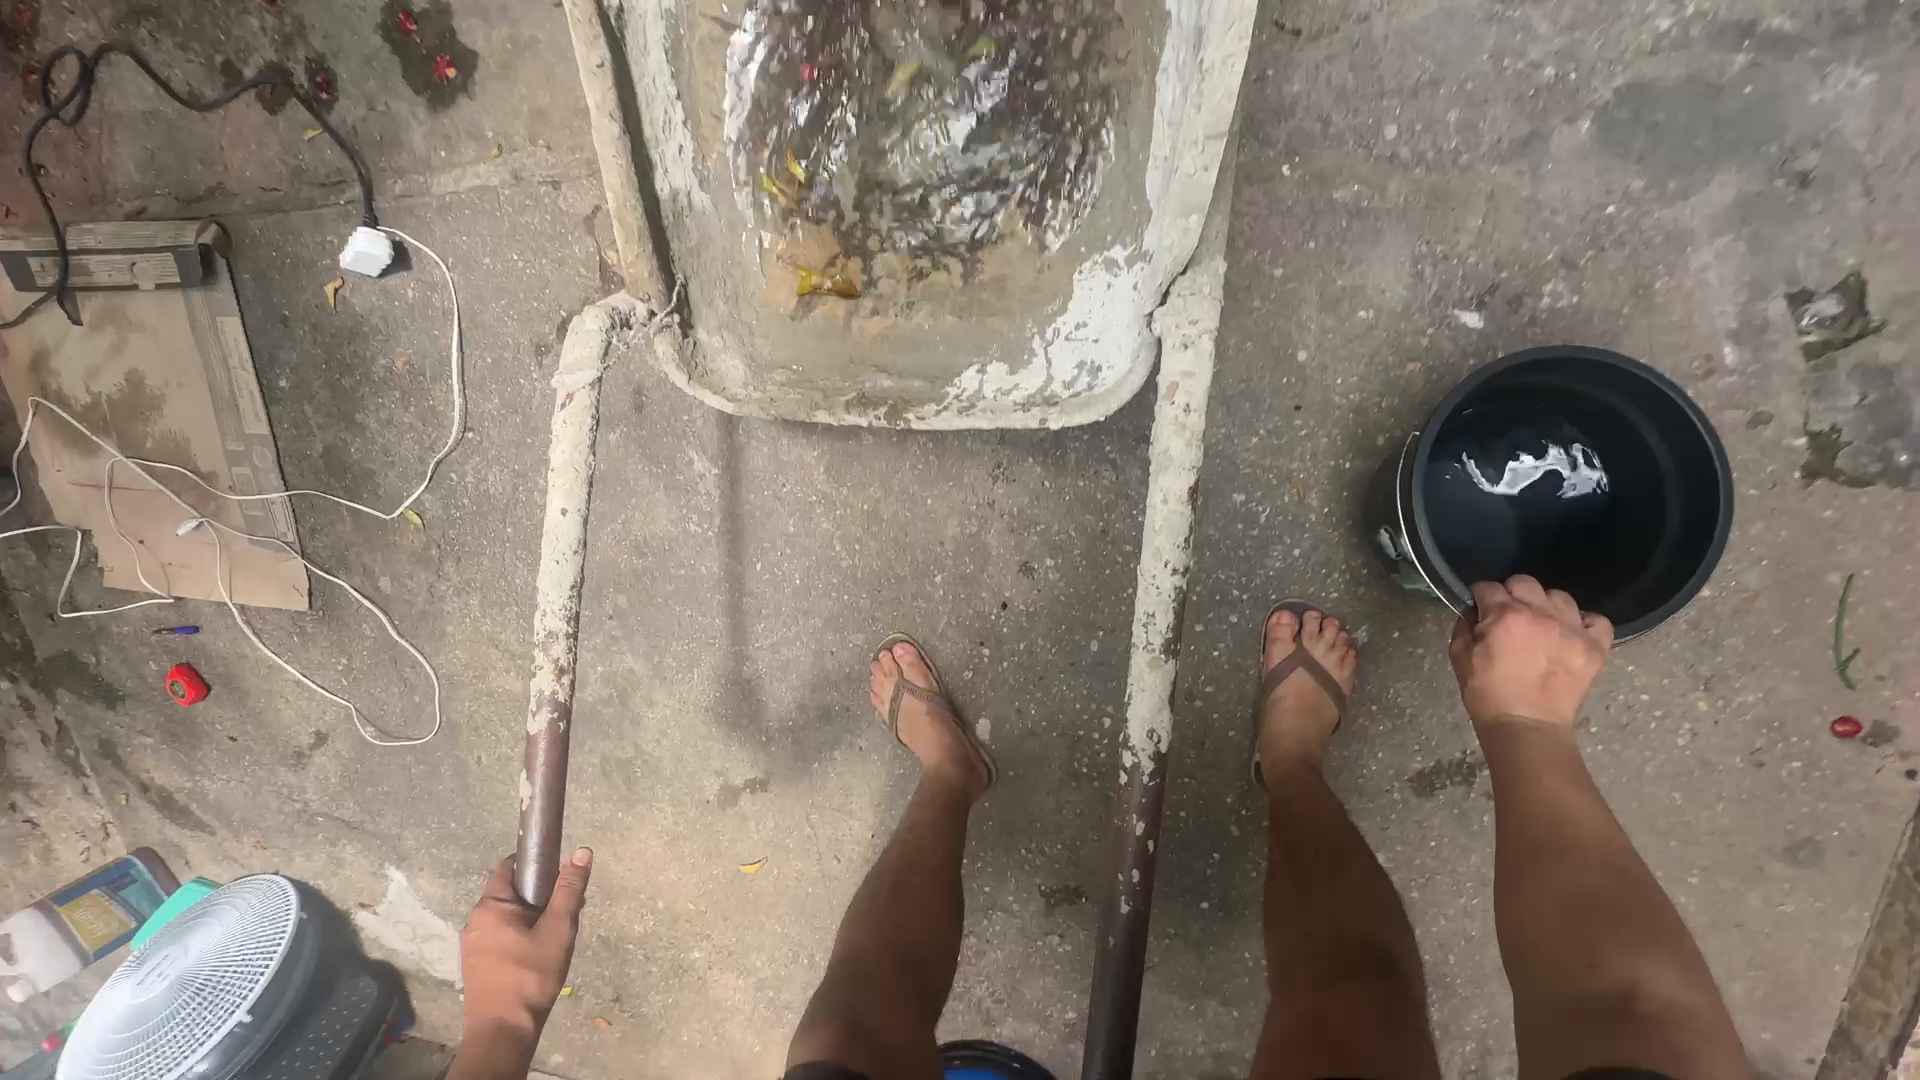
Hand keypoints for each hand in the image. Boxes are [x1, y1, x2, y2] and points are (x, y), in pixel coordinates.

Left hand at [459, 849, 592, 1040]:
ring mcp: (473, 945)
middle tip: (567, 910)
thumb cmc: (531, 975)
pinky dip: (522, 934)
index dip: (535, 863)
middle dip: (541, 894)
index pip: (509, 866)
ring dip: (533, 917)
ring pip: (508, 916)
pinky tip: (540, 952)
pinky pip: (502, 935)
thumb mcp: (559, 927)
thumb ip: (569, 888)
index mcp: (490, 907)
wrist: (504, 1031)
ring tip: (557, 934)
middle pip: (511, 892)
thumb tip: (582, 851)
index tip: (560, 875)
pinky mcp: (477, 964)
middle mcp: (475, 921)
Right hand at [1448, 574, 1611, 728]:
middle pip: (1524, 582)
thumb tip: (1475, 612)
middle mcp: (1541, 614)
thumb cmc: (1486, 692)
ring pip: (1559, 597)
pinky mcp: (1595, 647)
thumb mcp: (1459, 656)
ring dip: (1545, 605)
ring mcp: (1572, 629)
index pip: (1488, 587)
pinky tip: (1569, 632)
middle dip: (1510, 593)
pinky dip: (1583, 622)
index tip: (1478, 608)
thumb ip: (1464, 626)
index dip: (1479, 596)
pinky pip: (1596, 620)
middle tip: (1506, 615)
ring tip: (1540, 624)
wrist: (1526, 725)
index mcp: (1505, 616)